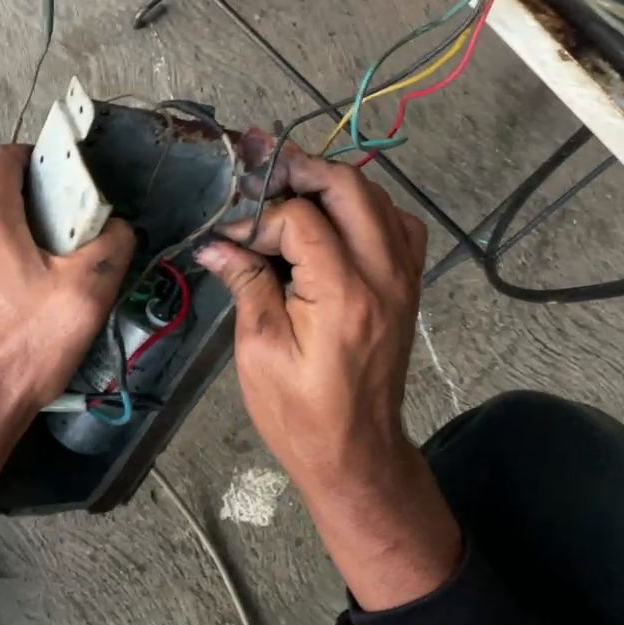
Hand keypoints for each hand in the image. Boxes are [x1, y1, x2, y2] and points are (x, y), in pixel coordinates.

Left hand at [0, 144, 134, 483]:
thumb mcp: (86, 295)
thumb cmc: (25, 345)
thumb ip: (112, 245)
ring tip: (29, 227)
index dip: (35, 156)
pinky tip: (4, 257)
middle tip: (48, 198)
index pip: (4, 154)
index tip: (63, 179)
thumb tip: (117, 226)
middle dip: (10, 167)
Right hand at [197, 142, 461, 609]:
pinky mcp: (407, 285)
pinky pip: (398, 223)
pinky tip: (335, 217)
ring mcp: (403, 278)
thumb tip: (215, 240)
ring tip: (289, 187)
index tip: (229, 234)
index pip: (300, 218)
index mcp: (343, 294)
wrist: (358, 454)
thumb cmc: (299, 412)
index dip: (259, 216)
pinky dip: (366, 206)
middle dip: (301, 170)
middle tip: (262, 172)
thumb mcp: (260, 349)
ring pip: (378, 197)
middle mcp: (383, 275)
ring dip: (332, 183)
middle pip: (350, 187)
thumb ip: (246, 283)